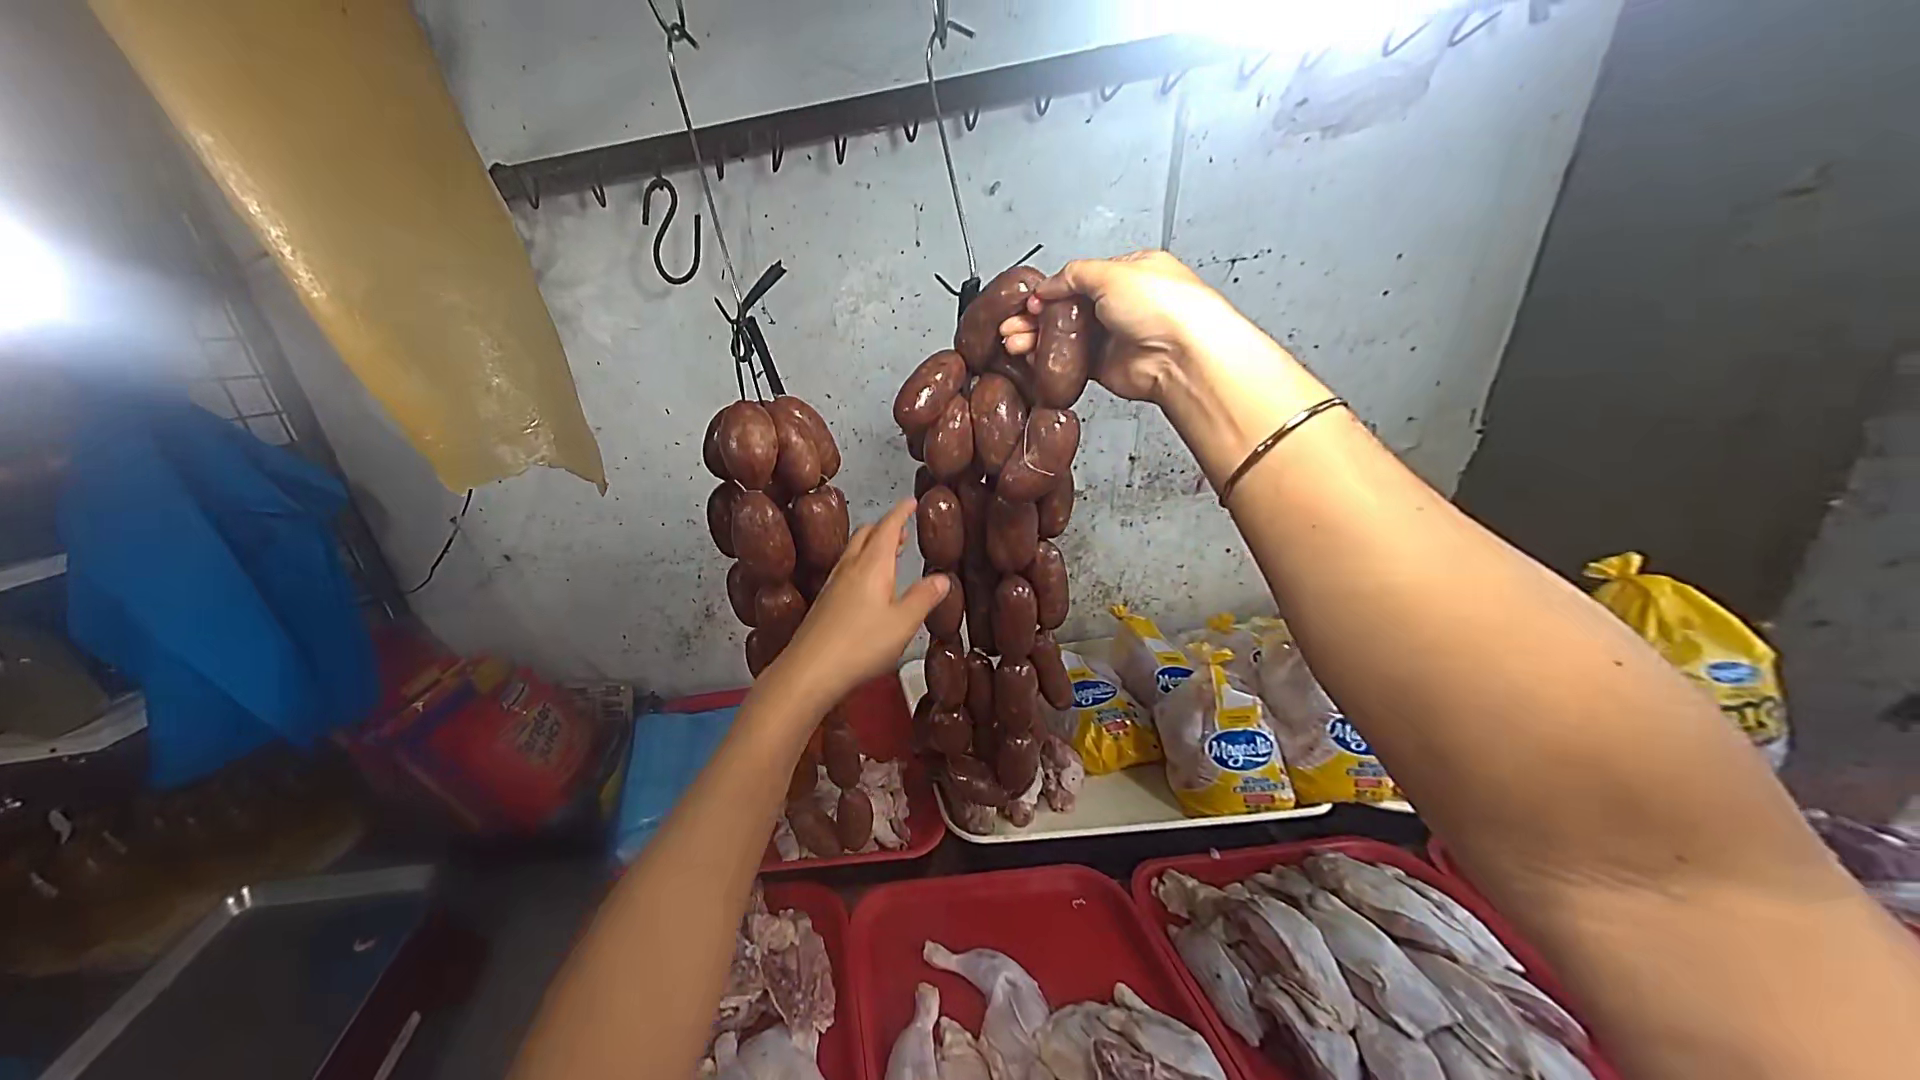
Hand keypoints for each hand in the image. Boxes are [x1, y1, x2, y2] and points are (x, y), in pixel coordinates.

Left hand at [767, 498, 948, 709]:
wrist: (809, 670)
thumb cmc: (860, 645)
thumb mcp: (903, 623)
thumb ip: (924, 598)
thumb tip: (942, 578)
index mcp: (872, 565)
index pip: (888, 527)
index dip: (901, 512)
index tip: (911, 502)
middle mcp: (850, 568)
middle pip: (867, 534)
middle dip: (886, 527)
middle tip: (903, 529)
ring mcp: (833, 584)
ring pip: (854, 552)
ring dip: (873, 545)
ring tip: (890, 551)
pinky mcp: (824, 602)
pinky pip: (846, 569)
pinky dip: (862, 563)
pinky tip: (867, 584)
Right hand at [997, 250, 1269, 403]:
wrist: (1181, 356)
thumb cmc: (1167, 308)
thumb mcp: (1111, 272)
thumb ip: (1074, 274)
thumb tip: (1050, 284)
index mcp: (1128, 273)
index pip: (1079, 278)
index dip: (1052, 288)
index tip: (1030, 299)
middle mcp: (1122, 304)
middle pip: (1067, 309)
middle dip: (1037, 316)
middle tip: (1015, 322)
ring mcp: (1114, 336)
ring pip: (1065, 336)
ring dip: (1037, 338)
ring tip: (1014, 340)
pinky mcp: (1107, 366)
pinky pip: (1071, 362)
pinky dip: (1050, 361)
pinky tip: (1032, 356)